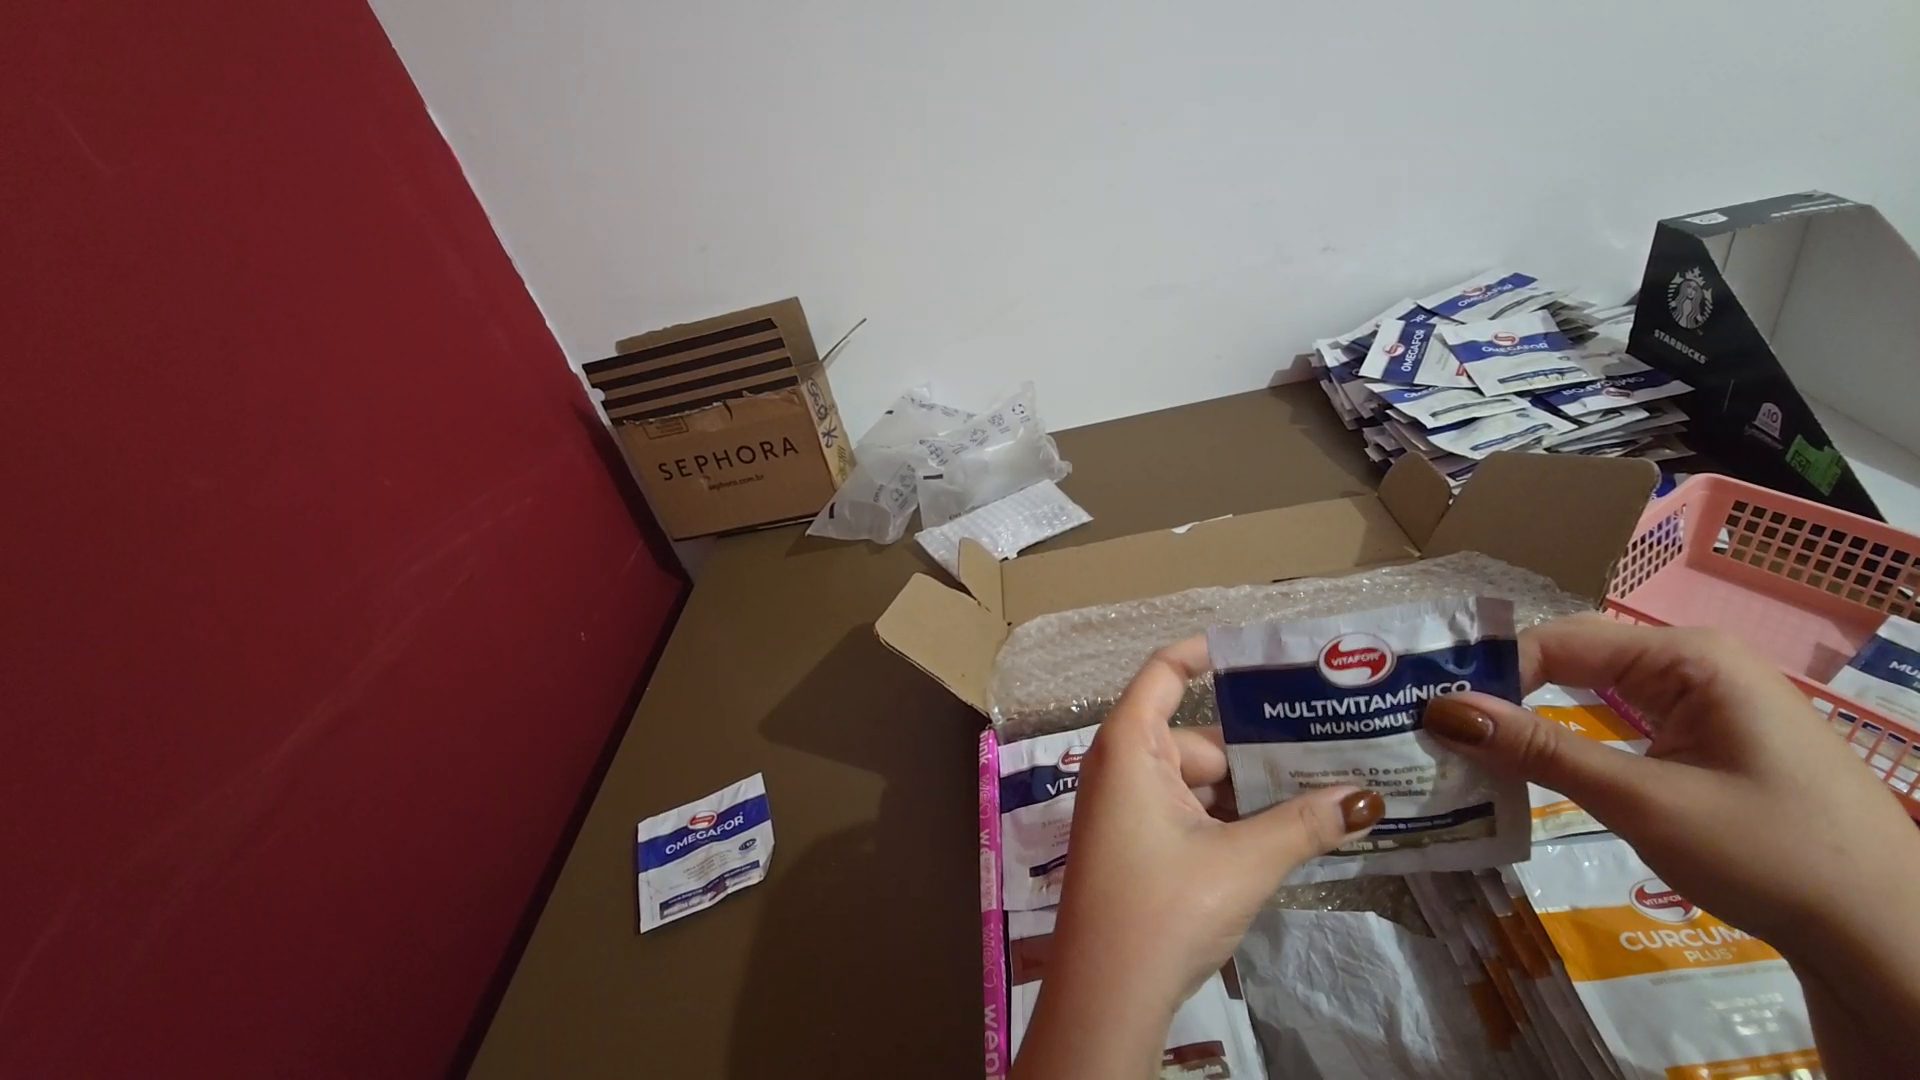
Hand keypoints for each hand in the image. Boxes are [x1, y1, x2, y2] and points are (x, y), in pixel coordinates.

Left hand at [1011, 637, 1382, 1079]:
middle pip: (1195, 737)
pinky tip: (1280, 832)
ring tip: (1320, 789)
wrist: (1106, 995)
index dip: (1203, 652)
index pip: (1163, 673)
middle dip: (1256, 747)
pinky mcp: (1134, 843)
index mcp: (1130, 746)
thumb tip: (1368, 799)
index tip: (1256, 652)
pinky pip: (1185, 810)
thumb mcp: (1241, 861)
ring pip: (1196, 779)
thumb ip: (1305, 825)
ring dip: (1248, 789)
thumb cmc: (1164, 906)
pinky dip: (1226, 816)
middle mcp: (1121, 766)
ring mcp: (1124, 807)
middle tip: (1327, 747)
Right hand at [1422, 614, 1919, 1079]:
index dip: (1490, 671)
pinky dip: (1558, 738)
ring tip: (1457, 739)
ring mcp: (1695, 701)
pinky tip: (1517, 757)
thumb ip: (1539, 749)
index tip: (1429, 708)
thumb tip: (1441, 710)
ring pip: (1582, 691)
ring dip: (1523, 716)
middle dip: (1499, 689)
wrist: (1890, 940)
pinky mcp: (1695, 739)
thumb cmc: (1775, 856)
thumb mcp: (1643, 801)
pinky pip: (1607, 721)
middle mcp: (1688, 663)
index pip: (1556, 641)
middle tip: (1428, 721)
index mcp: (1686, 656)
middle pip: (1565, 660)